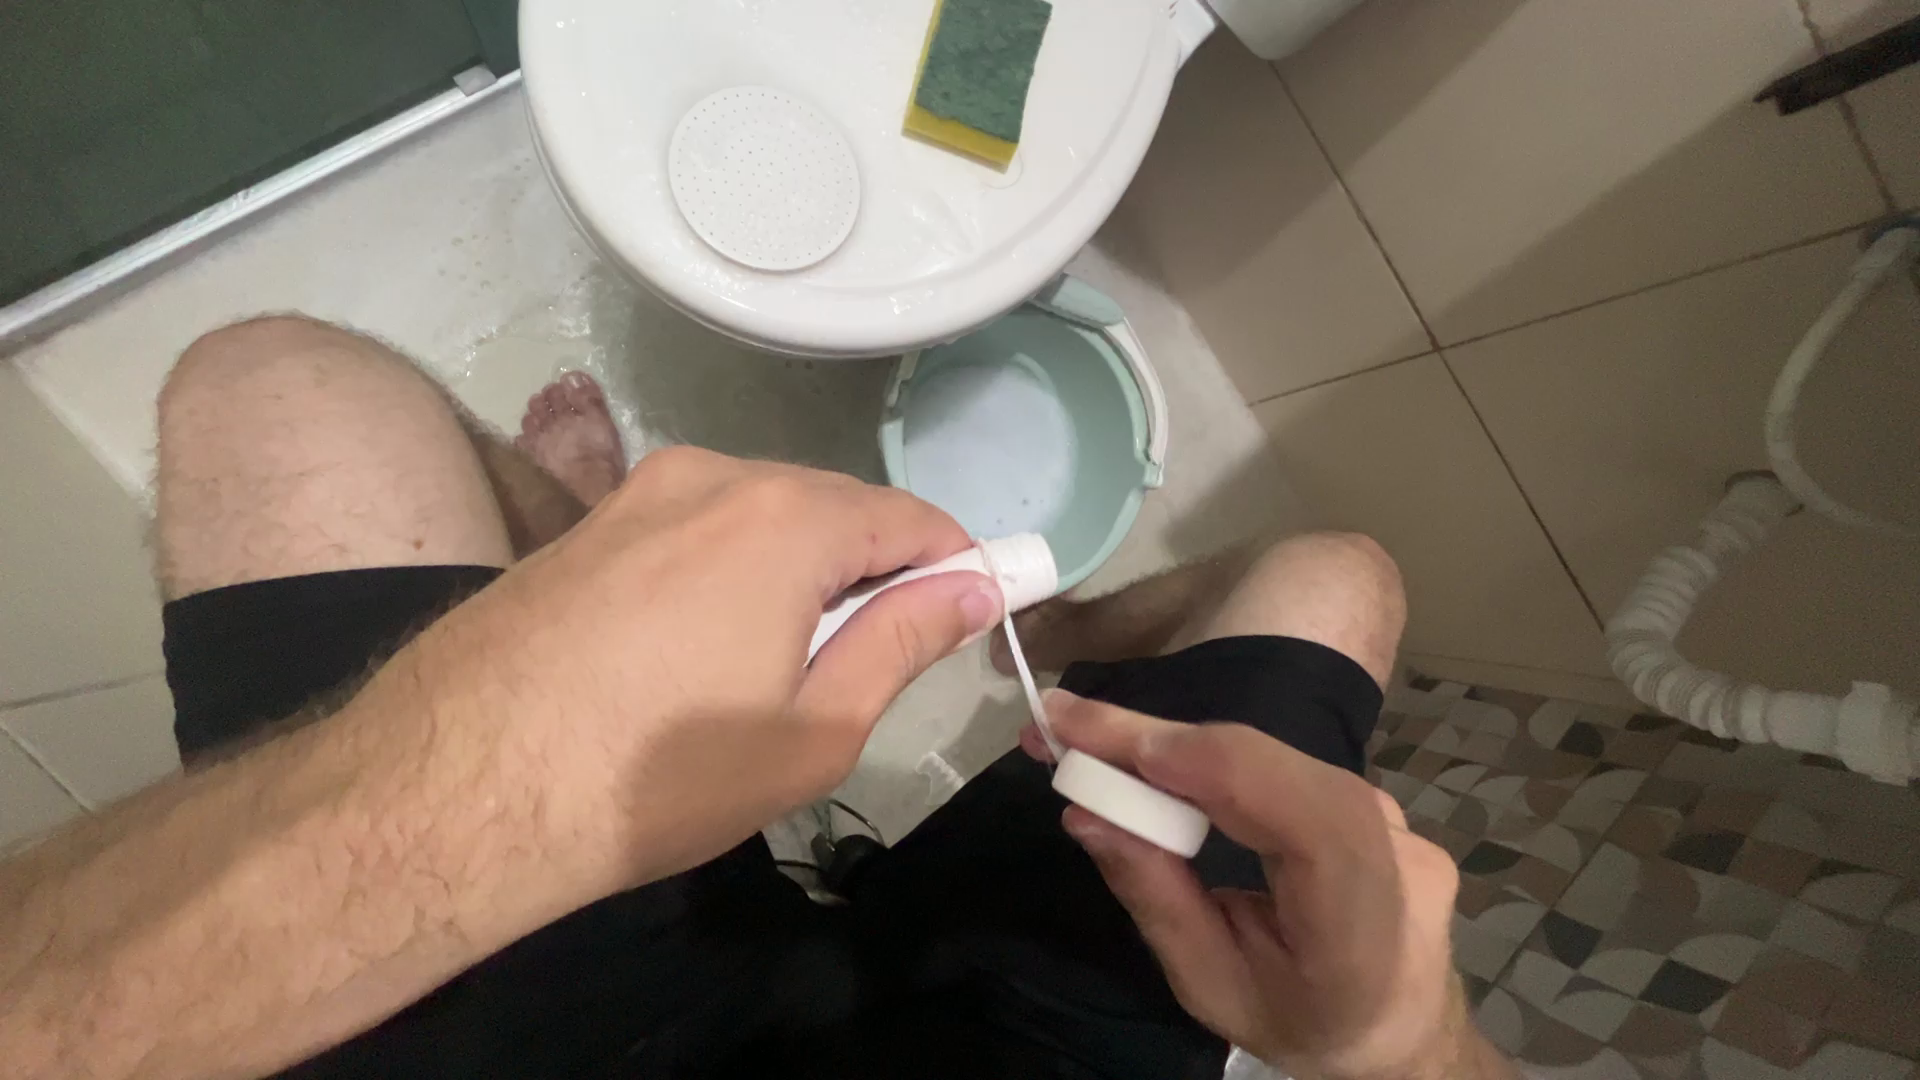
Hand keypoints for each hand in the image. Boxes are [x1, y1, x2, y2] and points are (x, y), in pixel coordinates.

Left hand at [356, 447, 1000, 902]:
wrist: (444, 794)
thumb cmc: (659, 775)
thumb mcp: (815, 728)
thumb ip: (906, 639)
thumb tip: (974, 586)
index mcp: (787, 518)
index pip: (912, 518)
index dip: (956, 563)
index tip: (972, 612)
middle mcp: (719, 474)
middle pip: (842, 509)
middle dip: (879, 569)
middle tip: (878, 653)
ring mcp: (647, 489)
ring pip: (773, 513)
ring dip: (810, 568)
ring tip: (789, 655)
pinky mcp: (597, 518)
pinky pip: (708, 524)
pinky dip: (744, 564)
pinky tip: (713, 636)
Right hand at [1028, 692, 1515, 1079]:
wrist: (1399, 1029)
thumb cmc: (1301, 1022)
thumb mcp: (1212, 986)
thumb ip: (1155, 897)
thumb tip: (1083, 812)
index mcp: (1366, 925)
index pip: (1297, 815)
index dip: (1199, 763)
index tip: (1099, 741)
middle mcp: (1391, 848)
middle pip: (1263, 765)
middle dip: (1150, 737)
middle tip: (1056, 721)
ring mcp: (1388, 812)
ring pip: (1260, 753)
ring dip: (1166, 741)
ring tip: (1085, 740)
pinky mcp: (1363, 794)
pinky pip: (1268, 760)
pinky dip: (1198, 753)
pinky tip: (1146, 756)